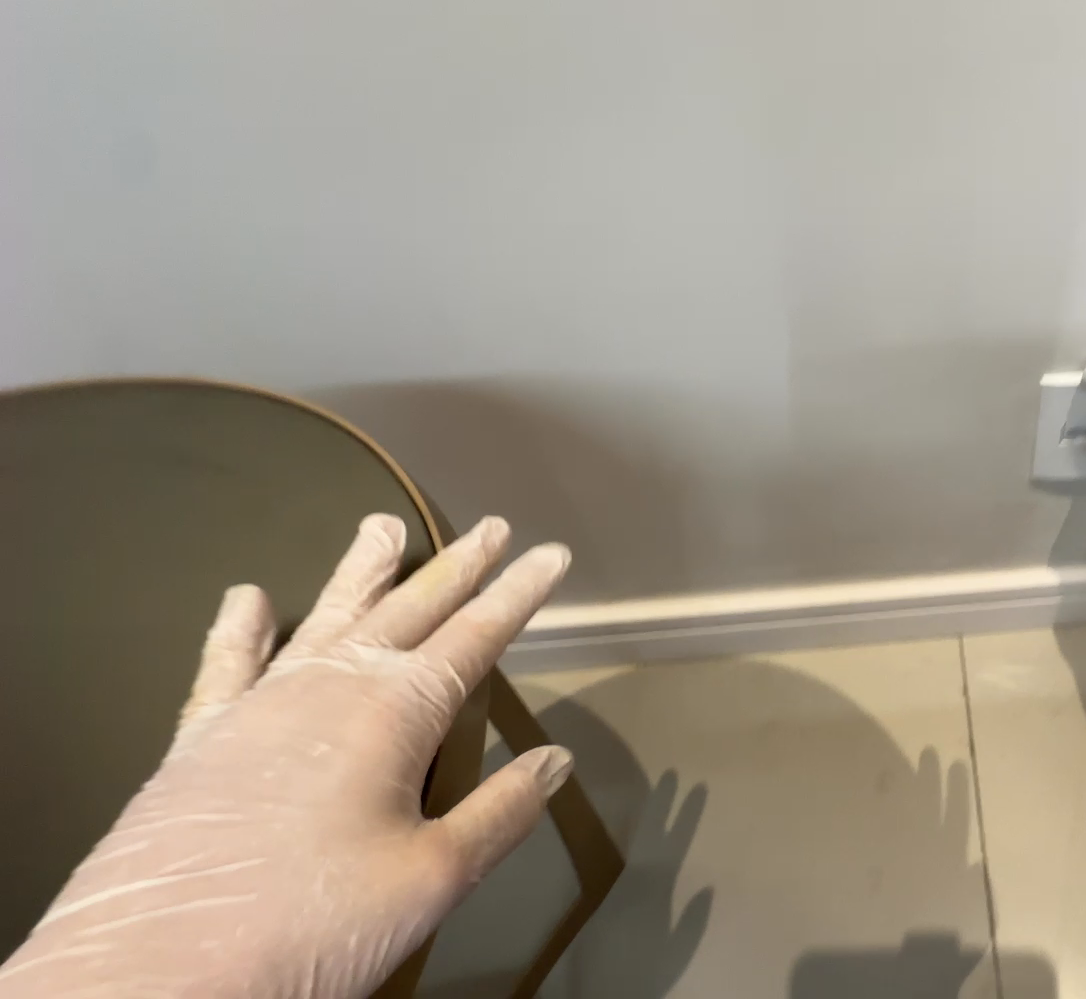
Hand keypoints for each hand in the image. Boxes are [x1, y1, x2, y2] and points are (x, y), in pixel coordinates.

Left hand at [0, 515, 572, 998]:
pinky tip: (245, 598)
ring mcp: (259, 712)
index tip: (552, 554)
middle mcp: (331, 692)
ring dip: (362, 573)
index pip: (478, 634)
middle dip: (459, 567)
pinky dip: (236, 634)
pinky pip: (223, 672)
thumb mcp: (432, 878)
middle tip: (492, 526)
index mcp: (395, 714)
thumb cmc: (308, 928)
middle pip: (411, 610)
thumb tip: (557, 760)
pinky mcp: (197, 745)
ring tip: (380, 525)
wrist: (136, 995)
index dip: (521, 592)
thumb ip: (501, 811)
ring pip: (326, 620)